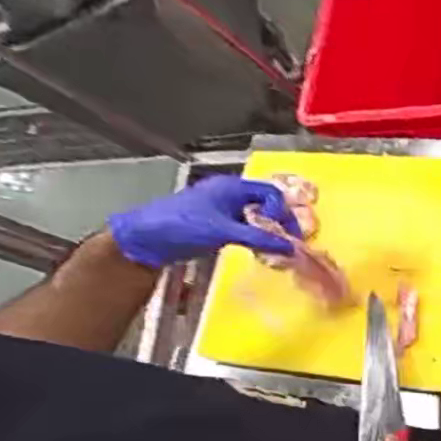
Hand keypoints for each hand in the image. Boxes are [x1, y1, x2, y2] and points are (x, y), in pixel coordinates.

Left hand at [107, 176, 301, 268]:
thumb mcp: (224, 231)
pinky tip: (261, 252)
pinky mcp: (221, 225)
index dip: (283, 213)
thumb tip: (292, 248)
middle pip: (268, 205)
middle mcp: (230, 194)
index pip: (272, 194)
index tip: (287, 235)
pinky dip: (259, 239)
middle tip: (288, 245)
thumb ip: (259, 239)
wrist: (148, 239)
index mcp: (231, 187)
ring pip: (259, 218)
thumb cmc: (183, 226)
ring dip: (271, 233)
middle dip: (281, 224)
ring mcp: (225, 209)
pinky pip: (249, 228)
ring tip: (276, 252)